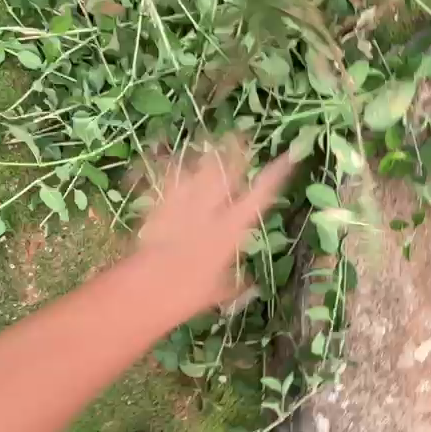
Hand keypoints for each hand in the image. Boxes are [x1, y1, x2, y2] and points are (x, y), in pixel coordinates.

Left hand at [133, 136, 295, 313]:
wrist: (142, 290)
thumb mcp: (217, 292)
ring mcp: (181, 206)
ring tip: (210, 142)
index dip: (275, 176)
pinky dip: (171, 169)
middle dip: (234, 153)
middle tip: (240, 136)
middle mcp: (207, 212)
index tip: (287, 158)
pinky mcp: (158, 207)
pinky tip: (170, 158)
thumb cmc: (185, 295)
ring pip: (197, 172)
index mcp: (229, 232)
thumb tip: (249, 284)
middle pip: (224, 174)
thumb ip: (234, 285)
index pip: (259, 197)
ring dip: (206, 158)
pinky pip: (168, 182)